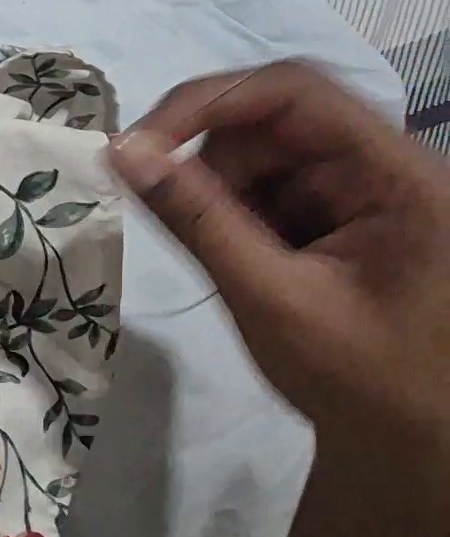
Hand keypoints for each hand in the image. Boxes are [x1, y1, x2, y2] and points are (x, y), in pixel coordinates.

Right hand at [108, 61, 449, 442]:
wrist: (418, 445)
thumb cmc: (364, 377)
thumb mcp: (268, 294)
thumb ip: (193, 216)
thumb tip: (118, 149)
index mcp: (398, 177)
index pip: (293, 91)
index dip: (206, 102)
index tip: (138, 147)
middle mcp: (385, 167)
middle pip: (266, 121)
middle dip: (208, 165)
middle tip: (187, 224)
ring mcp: (363, 190)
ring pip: (254, 153)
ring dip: (217, 194)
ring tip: (236, 260)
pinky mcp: (340, 211)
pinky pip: (261, 184)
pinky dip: (231, 214)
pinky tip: (250, 261)